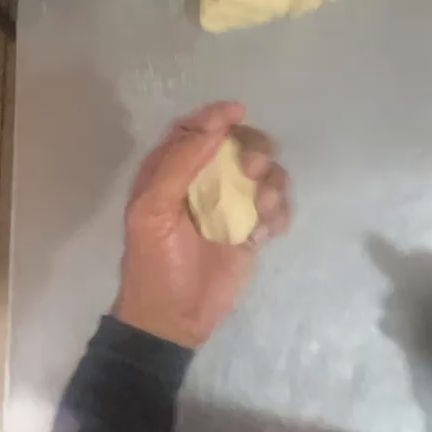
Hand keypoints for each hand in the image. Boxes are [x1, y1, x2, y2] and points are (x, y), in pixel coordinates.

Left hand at [110, 102, 291, 349]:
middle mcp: (203, 182)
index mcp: (171, 172)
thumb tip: (214, 125)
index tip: (238, 113)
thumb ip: (179, 163)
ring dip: (270, 186)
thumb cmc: (156, 263)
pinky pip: (276, 208)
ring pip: (265, 175)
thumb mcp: (153, 210)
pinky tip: (262, 235)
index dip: (215, 116)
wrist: (175, 319)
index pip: (195, 129)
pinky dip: (277, 215)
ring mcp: (231, 206)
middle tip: (251, 170)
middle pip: (239, 145)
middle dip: (253, 151)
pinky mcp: (251, 231)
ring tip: (259, 212)